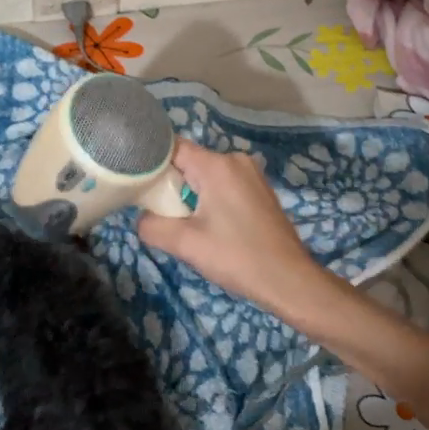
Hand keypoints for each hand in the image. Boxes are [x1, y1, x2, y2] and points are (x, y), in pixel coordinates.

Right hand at [138, 140, 330, 309]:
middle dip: (170, 184)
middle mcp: (235, 159)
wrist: (290, 282)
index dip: (150, 163)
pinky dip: (210, 199)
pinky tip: (211, 226)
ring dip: (191, 194)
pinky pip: (223, 184)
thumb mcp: (185, 244)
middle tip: (161, 213)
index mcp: (217, 165)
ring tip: (187, 224)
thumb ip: (151, 226)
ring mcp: (251, 174)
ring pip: (205, 174)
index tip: (138, 186)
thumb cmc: (237, 258)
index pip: (170, 148)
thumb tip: (142, 218)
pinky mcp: (259, 189)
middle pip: (188, 161)